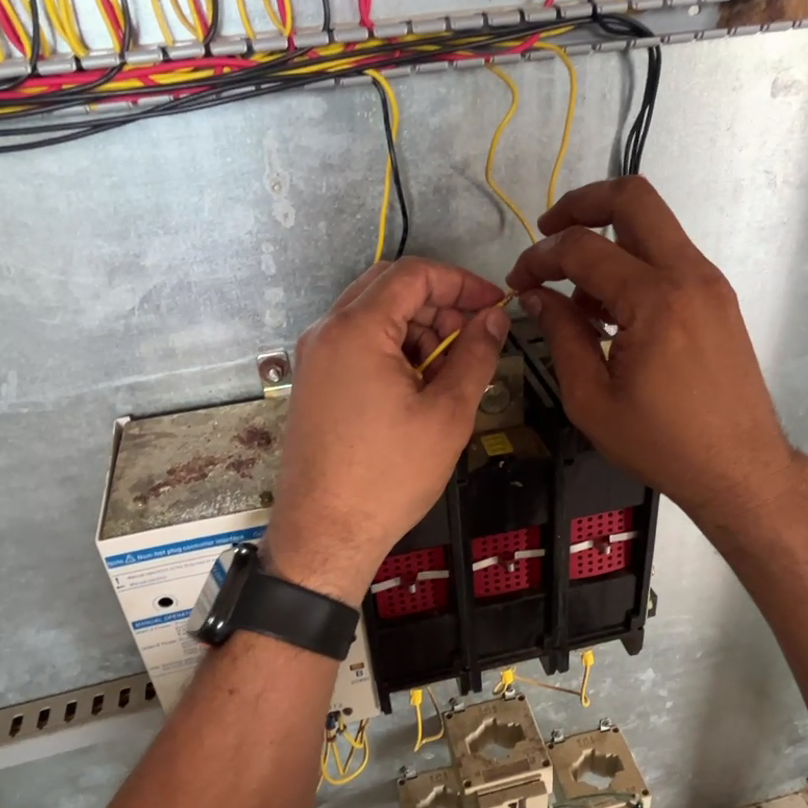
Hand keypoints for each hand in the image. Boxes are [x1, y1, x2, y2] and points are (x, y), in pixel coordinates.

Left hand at [264, 258, 509, 605]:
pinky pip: (356, 342)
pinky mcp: (313, 381)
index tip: (495, 304)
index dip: (461, 282)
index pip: (414, 274)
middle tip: (474, 335)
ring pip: (372, 314)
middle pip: (388, 287)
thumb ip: (476, 354)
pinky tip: (417, 385)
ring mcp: (314, 357)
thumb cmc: (389, 477)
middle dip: (438, 302)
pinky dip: (391, 348)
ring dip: (415, 327)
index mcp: (356, 330)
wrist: (325, 532)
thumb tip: (494, 318)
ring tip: (448, 369)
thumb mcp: (447, 414)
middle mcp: (326, 331)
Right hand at [506, 177, 801, 524]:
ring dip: (608, 238)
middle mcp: (688, 274)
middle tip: (548, 236)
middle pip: (632, 197)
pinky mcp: (718, 297)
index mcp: (655, 301)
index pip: (583, 248)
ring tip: (578, 295)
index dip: (539, 257)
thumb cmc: (661, 444)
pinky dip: (634, 263)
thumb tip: (536, 295)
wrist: (740, 468)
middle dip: (580, 204)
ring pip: (653, 224)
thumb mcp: (592, 399)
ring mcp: (710, 282)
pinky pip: (669, 256)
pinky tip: (612, 311)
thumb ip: (561, 335)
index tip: (517, 282)